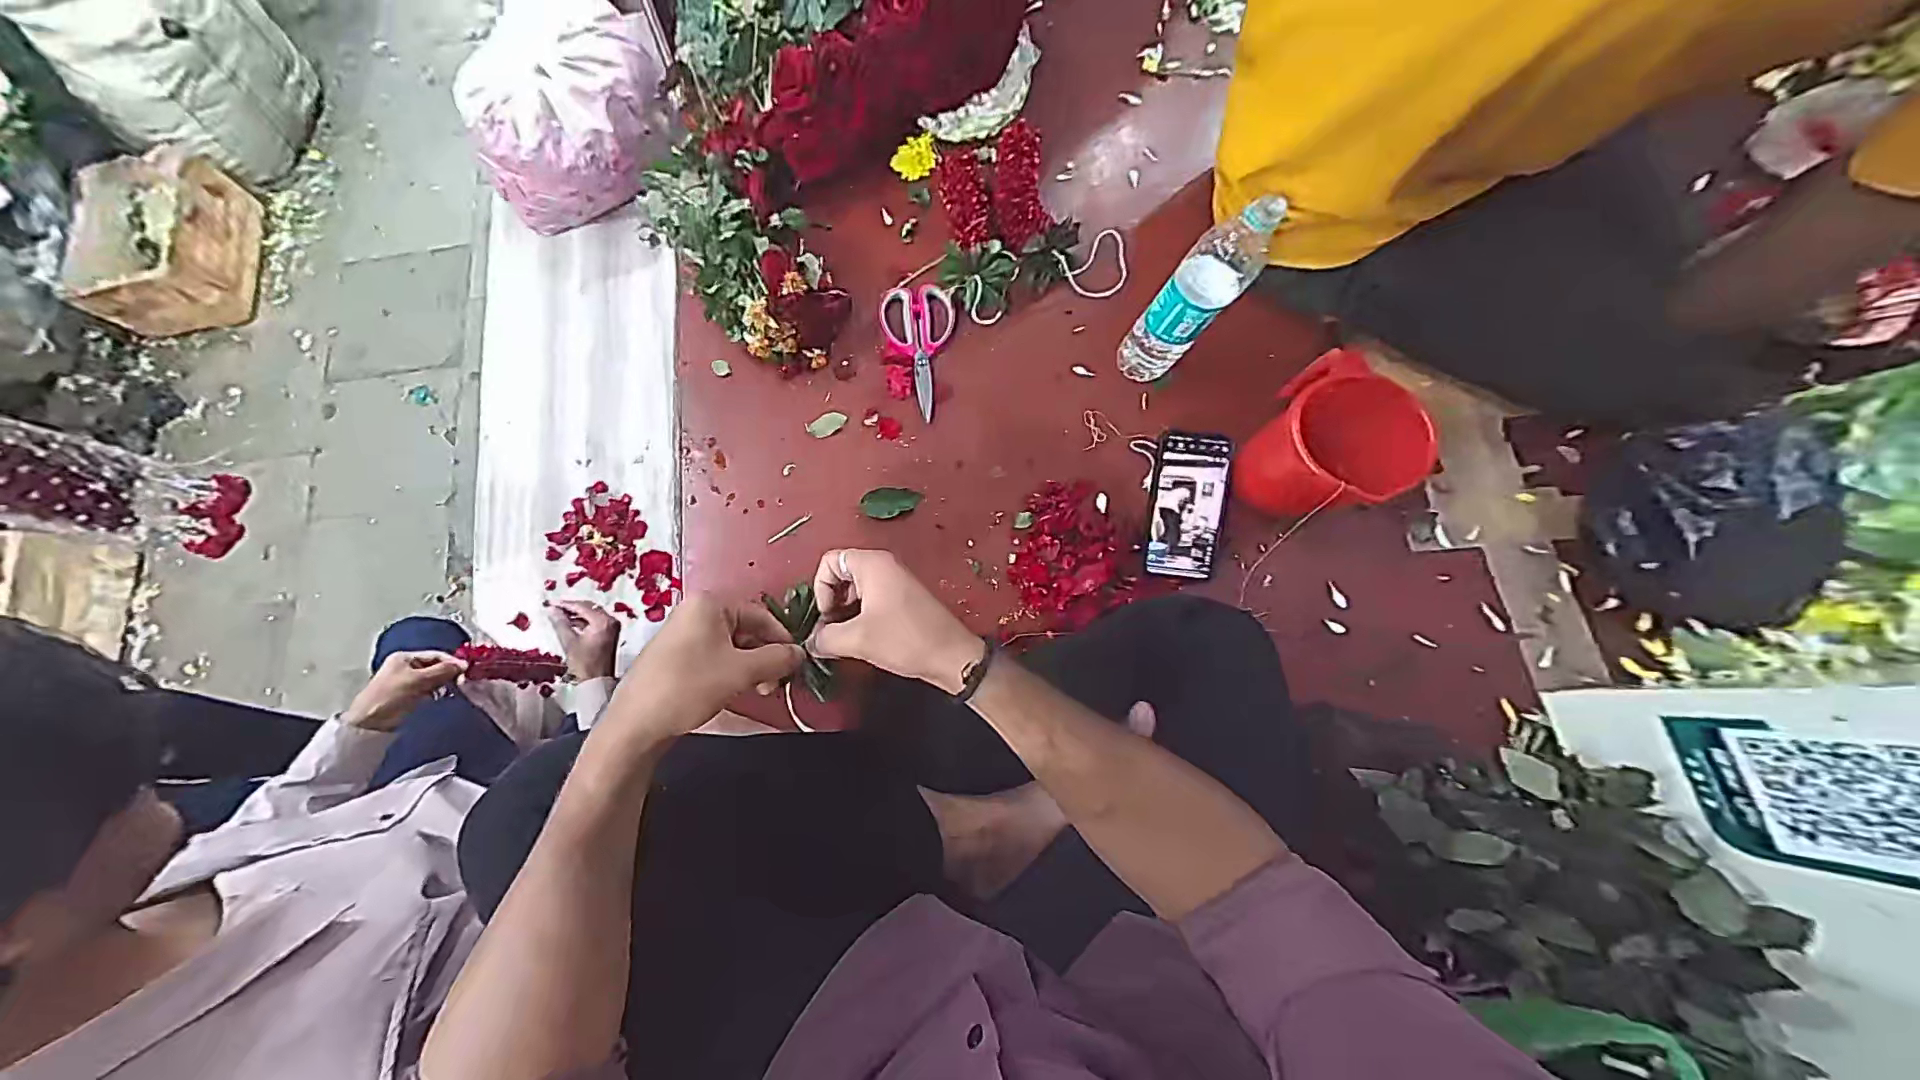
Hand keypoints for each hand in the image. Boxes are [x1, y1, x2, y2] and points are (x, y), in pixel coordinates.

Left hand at [343, 650, 467, 731]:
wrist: (369, 723)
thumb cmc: (391, 696)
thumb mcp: (418, 680)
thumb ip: (443, 670)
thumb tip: (464, 664)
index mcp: (405, 658)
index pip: (437, 655)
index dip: (453, 662)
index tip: (466, 671)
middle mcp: (407, 666)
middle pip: (437, 666)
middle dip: (449, 673)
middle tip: (460, 682)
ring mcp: (408, 680)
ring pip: (436, 678)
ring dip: (444, 683)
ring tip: (451, 690)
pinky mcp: (410, 694)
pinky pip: (431, 689)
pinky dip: (438, 691)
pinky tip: (441, 696)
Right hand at [547, 599, 619, 680]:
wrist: (597, 680)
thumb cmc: (584, 663)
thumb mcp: (569, 641)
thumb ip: (560, 623)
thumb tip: (551, 609)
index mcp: (603, 621)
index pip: (583, 606)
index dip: (565, 604)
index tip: (550, 603)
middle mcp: (611, 621)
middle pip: (589, 608)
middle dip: (571, 607)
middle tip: (554, 606)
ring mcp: (612, 627)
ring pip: (592, 614)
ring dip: (577, 613)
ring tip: (558, 614)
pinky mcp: (610, 633)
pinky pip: (595, 621)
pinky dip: (583, 621)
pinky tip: (569, 622)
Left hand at [597, 593, 803, 747]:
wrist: (635, 725)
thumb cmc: (689, 687)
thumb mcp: (742, 671)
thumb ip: (778, 658)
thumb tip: (801, 653)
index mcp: (709, 604)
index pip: (762, 615)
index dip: (783, 640)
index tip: (795, 664)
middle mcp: (695, 612)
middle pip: (747, 629)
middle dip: (766, 657)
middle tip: (775, 684)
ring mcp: (683, 634)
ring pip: (732, 646)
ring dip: (752, 667)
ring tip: (759, 691)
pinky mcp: (676, 656)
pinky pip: (715, 656)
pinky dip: (732, 671)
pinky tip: (737, 691)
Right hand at [809, 549, 983, 693]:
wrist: (950, 655)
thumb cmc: (905, 639)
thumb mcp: (857, 639)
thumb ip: (825, 638)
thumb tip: (811, 641)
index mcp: (873, 564)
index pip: (829, 561)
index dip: (820, 589)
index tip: (827, 616)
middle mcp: (884, 565)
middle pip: (841, 574)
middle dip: (831, 601)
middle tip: (832, 629)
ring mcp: (896, 581)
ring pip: (856, 589)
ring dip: (845, 612)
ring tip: (845, 638)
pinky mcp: (903, 598)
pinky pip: (872, 598)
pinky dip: (861, 615)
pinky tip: (862, 638)